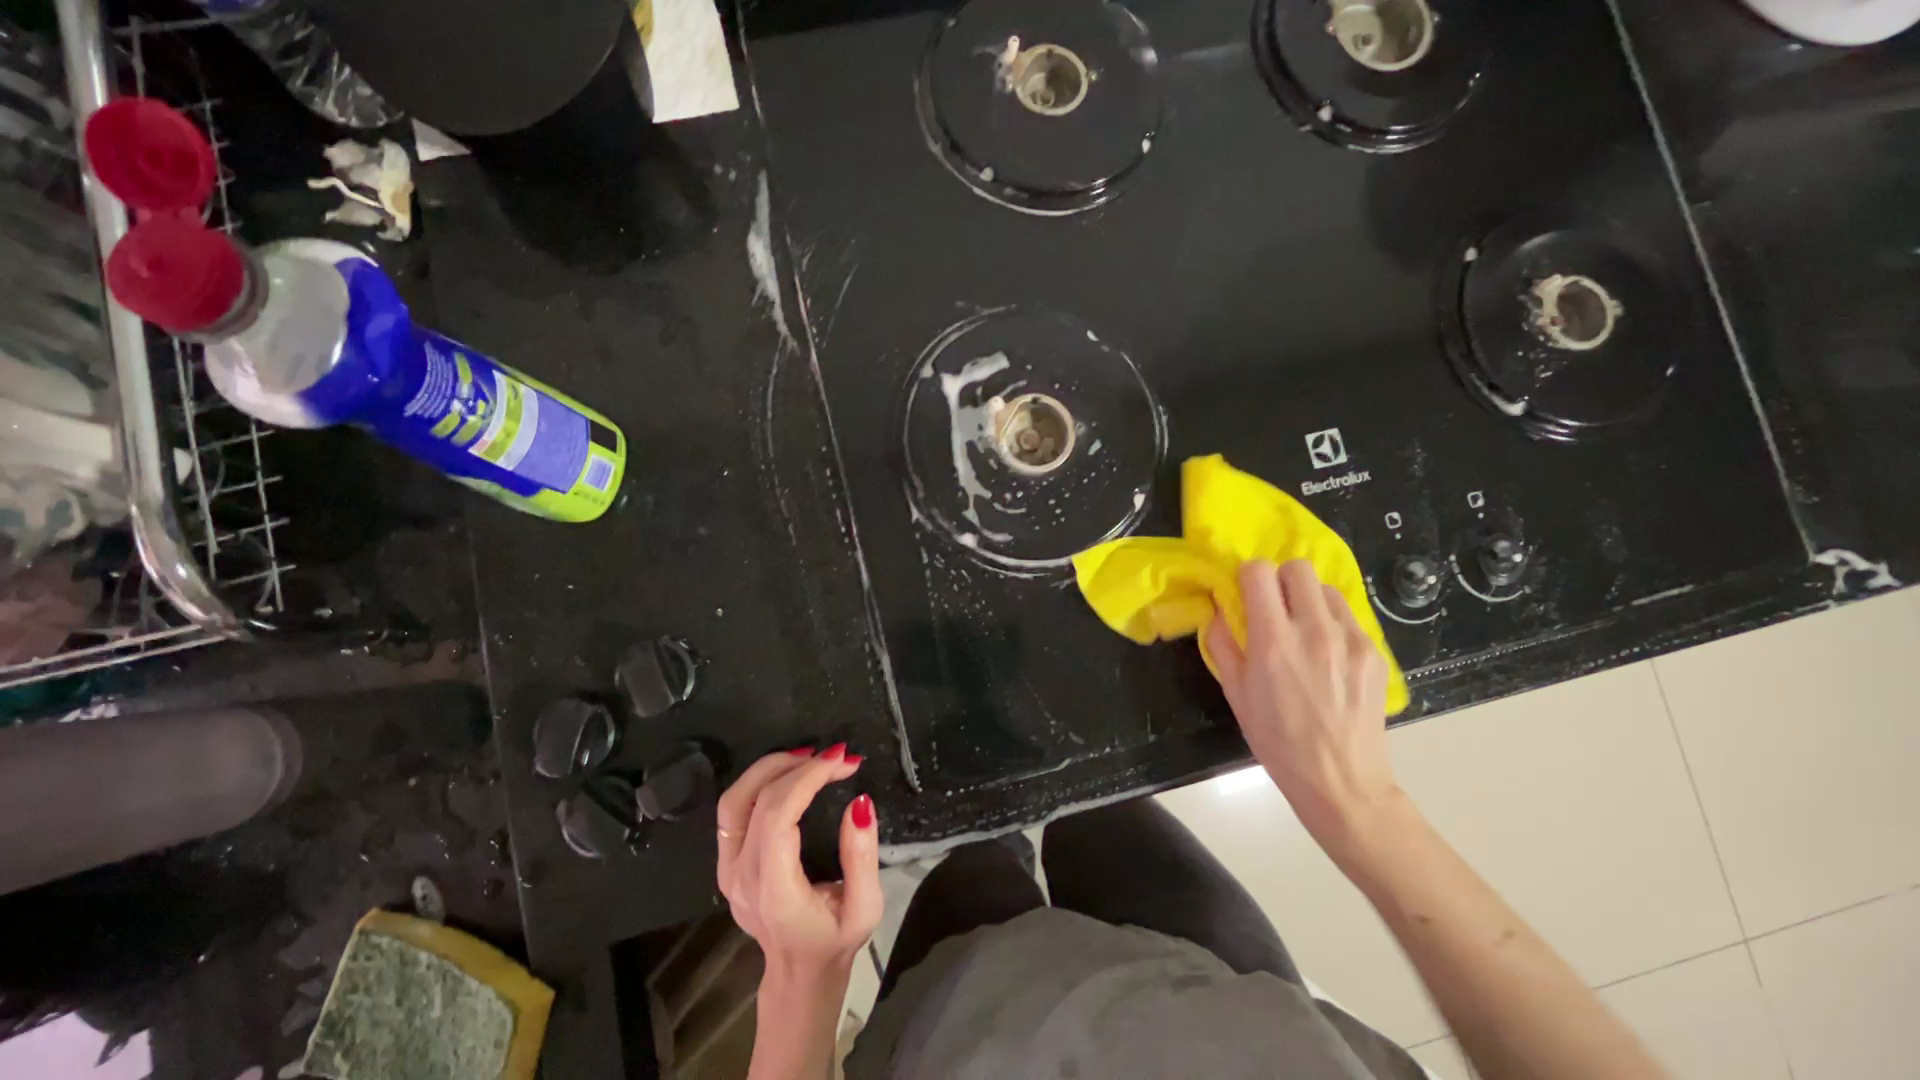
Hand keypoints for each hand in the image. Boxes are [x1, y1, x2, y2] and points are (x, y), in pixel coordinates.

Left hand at [717, 746, 880, 980]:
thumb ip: (862, 857)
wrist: (799, 973)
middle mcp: (740, 876)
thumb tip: (859, 803)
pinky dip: (759, 784)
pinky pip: (733, 811)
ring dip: (770, 769)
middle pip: (755, 800)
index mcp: (774, 889)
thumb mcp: (865, 908)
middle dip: (797, 767)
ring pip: (734, 800)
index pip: (777, 816)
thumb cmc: (835, 941)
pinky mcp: (726, 863)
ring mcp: (727, 869)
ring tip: (809, 757)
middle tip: (836, 756)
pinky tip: (789, 775)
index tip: (842, 760)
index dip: (807, 779)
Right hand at [1206, 559, 1399, 848]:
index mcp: (1273, 642)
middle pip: (1297, 568)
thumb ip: (1223, 643)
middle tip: (1275, 608)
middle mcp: (1314, 631)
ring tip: (1305, 632)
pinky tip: (1329, 656)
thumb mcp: (1236, 694)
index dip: (1247, 577)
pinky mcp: (1373, 651)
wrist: (1339, 779)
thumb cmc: (1277, 741)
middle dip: (1280, 581)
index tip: (1245, 595)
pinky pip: (1349, 617)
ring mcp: (1350, 639)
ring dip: (1309, 600)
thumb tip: (1218, 608)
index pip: (1259, 572)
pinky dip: (1333, 624)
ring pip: (1326, 589)